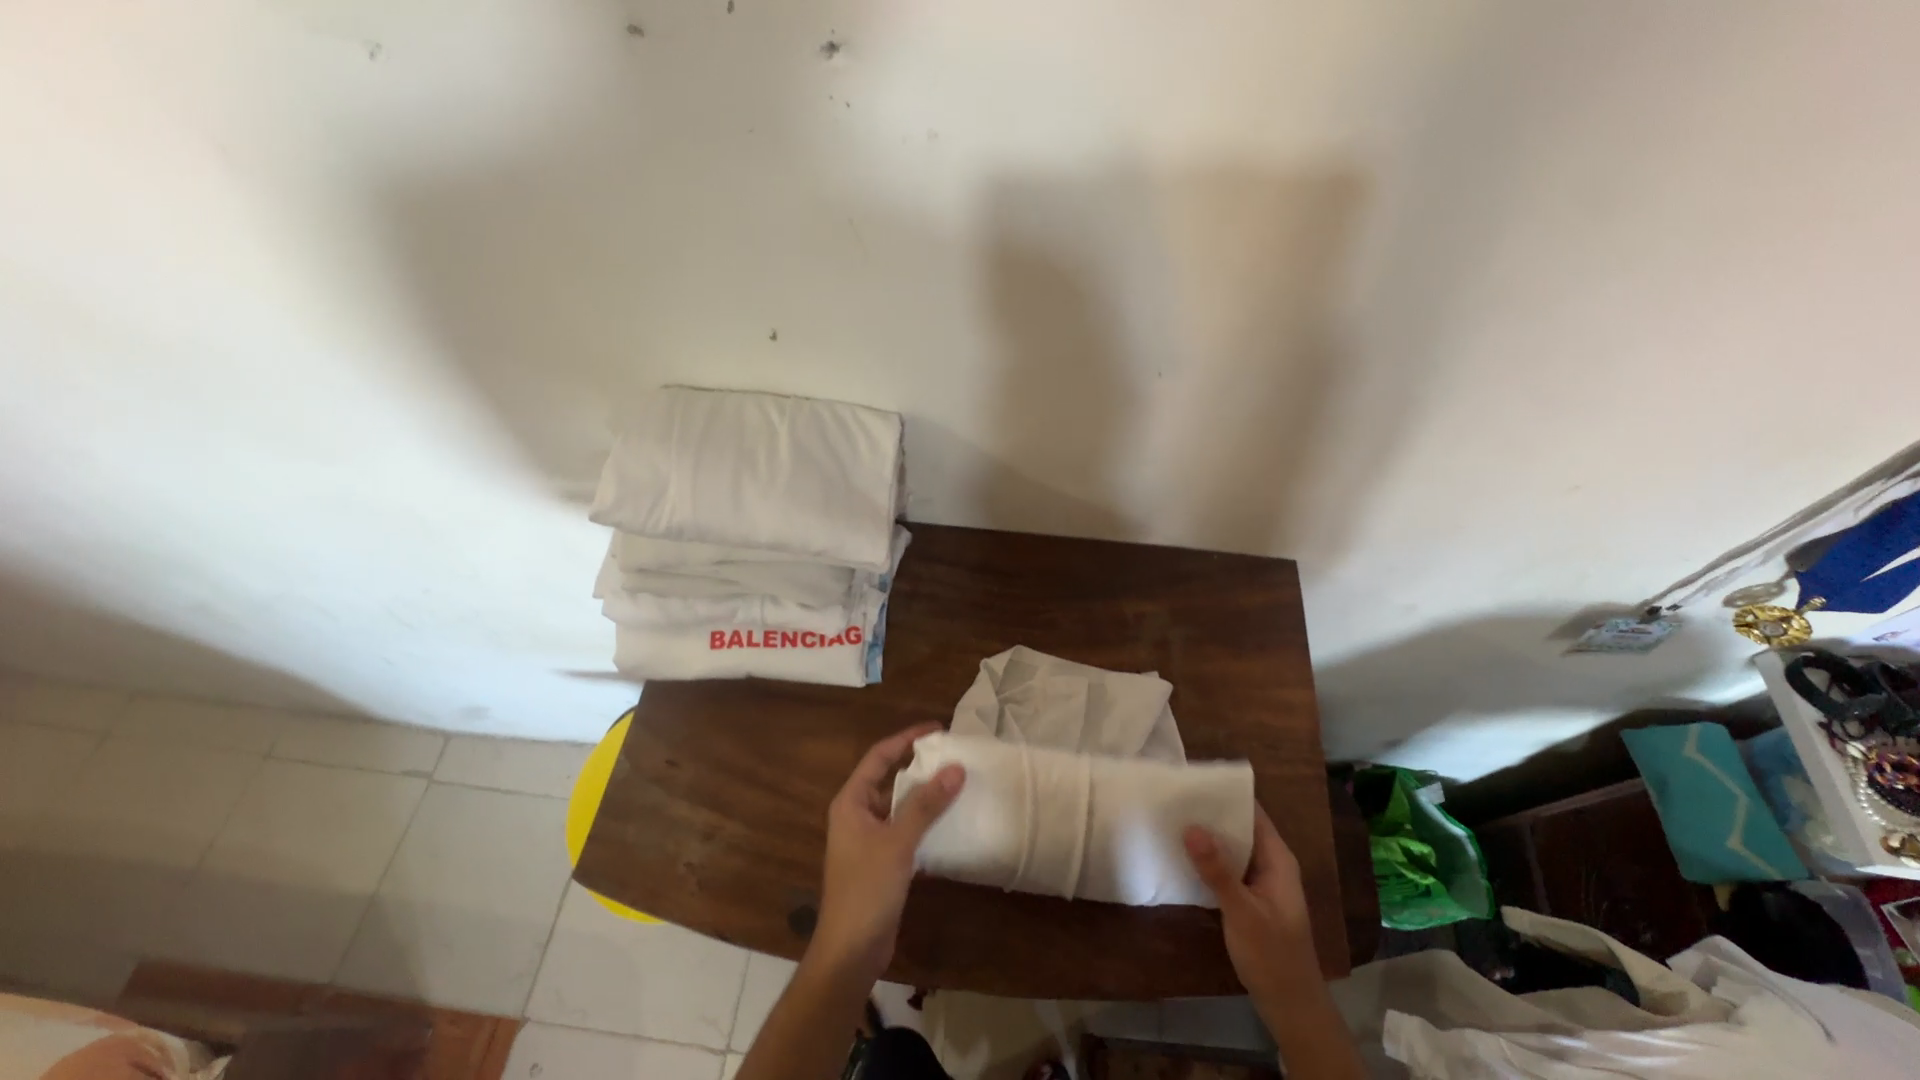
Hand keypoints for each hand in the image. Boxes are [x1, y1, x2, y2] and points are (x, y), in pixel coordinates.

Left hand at [812, 724, 964, 979]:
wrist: (851, 950)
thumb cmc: (866, 890)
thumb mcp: (898, 843)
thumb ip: (925, 805)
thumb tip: (955, 768)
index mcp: (851, 802)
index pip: (879, 757)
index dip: (906, 739)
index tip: (937, 729)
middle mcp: (857, 815)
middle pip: (890, 779)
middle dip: (920, 767)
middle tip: (955, 756)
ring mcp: (869, 840)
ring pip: (901, 807)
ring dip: (926, 797)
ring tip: (960, 784)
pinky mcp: (883, 862)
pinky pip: (907, 831)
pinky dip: (927, 824)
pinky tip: (953, 824)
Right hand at [1184, 806, 1319, 1002]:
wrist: (1289, 1004)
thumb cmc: (1272, 955)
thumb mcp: (1242, 912)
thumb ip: (1217, 870)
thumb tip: (1190, 826)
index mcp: (1278, 860)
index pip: (1252, 813)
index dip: (1226, 795)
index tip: (1191, 780)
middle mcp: (1270, 864)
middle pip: (1239, 828)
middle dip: (1209, 815)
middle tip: (1171, 799)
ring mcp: (1259, 883)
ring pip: (1231, 849)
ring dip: (1206, 839)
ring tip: (1169, 821)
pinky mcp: (1248, 900)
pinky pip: (1226, 869)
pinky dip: (1207, 862)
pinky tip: (1180, 858)